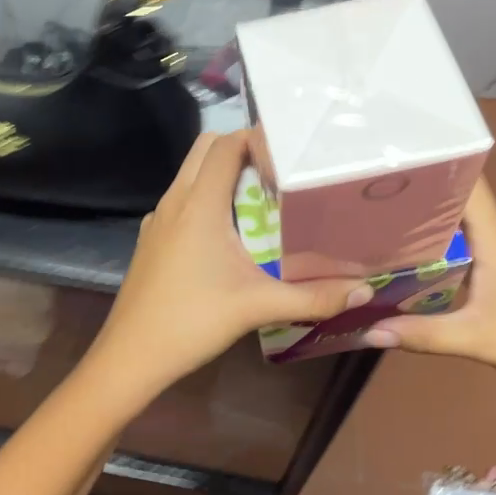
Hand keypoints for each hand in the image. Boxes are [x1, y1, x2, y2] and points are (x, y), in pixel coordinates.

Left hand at [90, 130, 374, 391]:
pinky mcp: (151, 239)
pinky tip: (230, 235)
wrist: (130, 356)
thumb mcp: (257, 307)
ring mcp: (158, 219)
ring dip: (223, 175)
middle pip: (206, 149)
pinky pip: (181, 201)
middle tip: (279, 173)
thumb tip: (365, 291)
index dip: (256, 138)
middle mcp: (174, 200)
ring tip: (262, 200)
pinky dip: (206, 199)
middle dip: (241, 150)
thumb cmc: (192, 322)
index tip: (290, 153)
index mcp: (198, 203)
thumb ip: (314, 297)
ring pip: (190, 174)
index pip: (226, 144)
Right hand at [363, 179, 495, 412]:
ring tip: (377, 207)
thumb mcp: (475, 339)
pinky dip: (433, 239)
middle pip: (456, 197)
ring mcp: (494, 254)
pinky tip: (404, 249)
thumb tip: (369, 330)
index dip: (437, 164)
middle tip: (371, 182)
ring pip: (456, 221)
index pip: (467, 184)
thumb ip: (422, 334)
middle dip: (419, 186)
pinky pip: (458, 243)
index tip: (396, 157)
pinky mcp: (493, 272)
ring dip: (424, 212)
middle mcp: (493, 238)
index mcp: (493, 239)